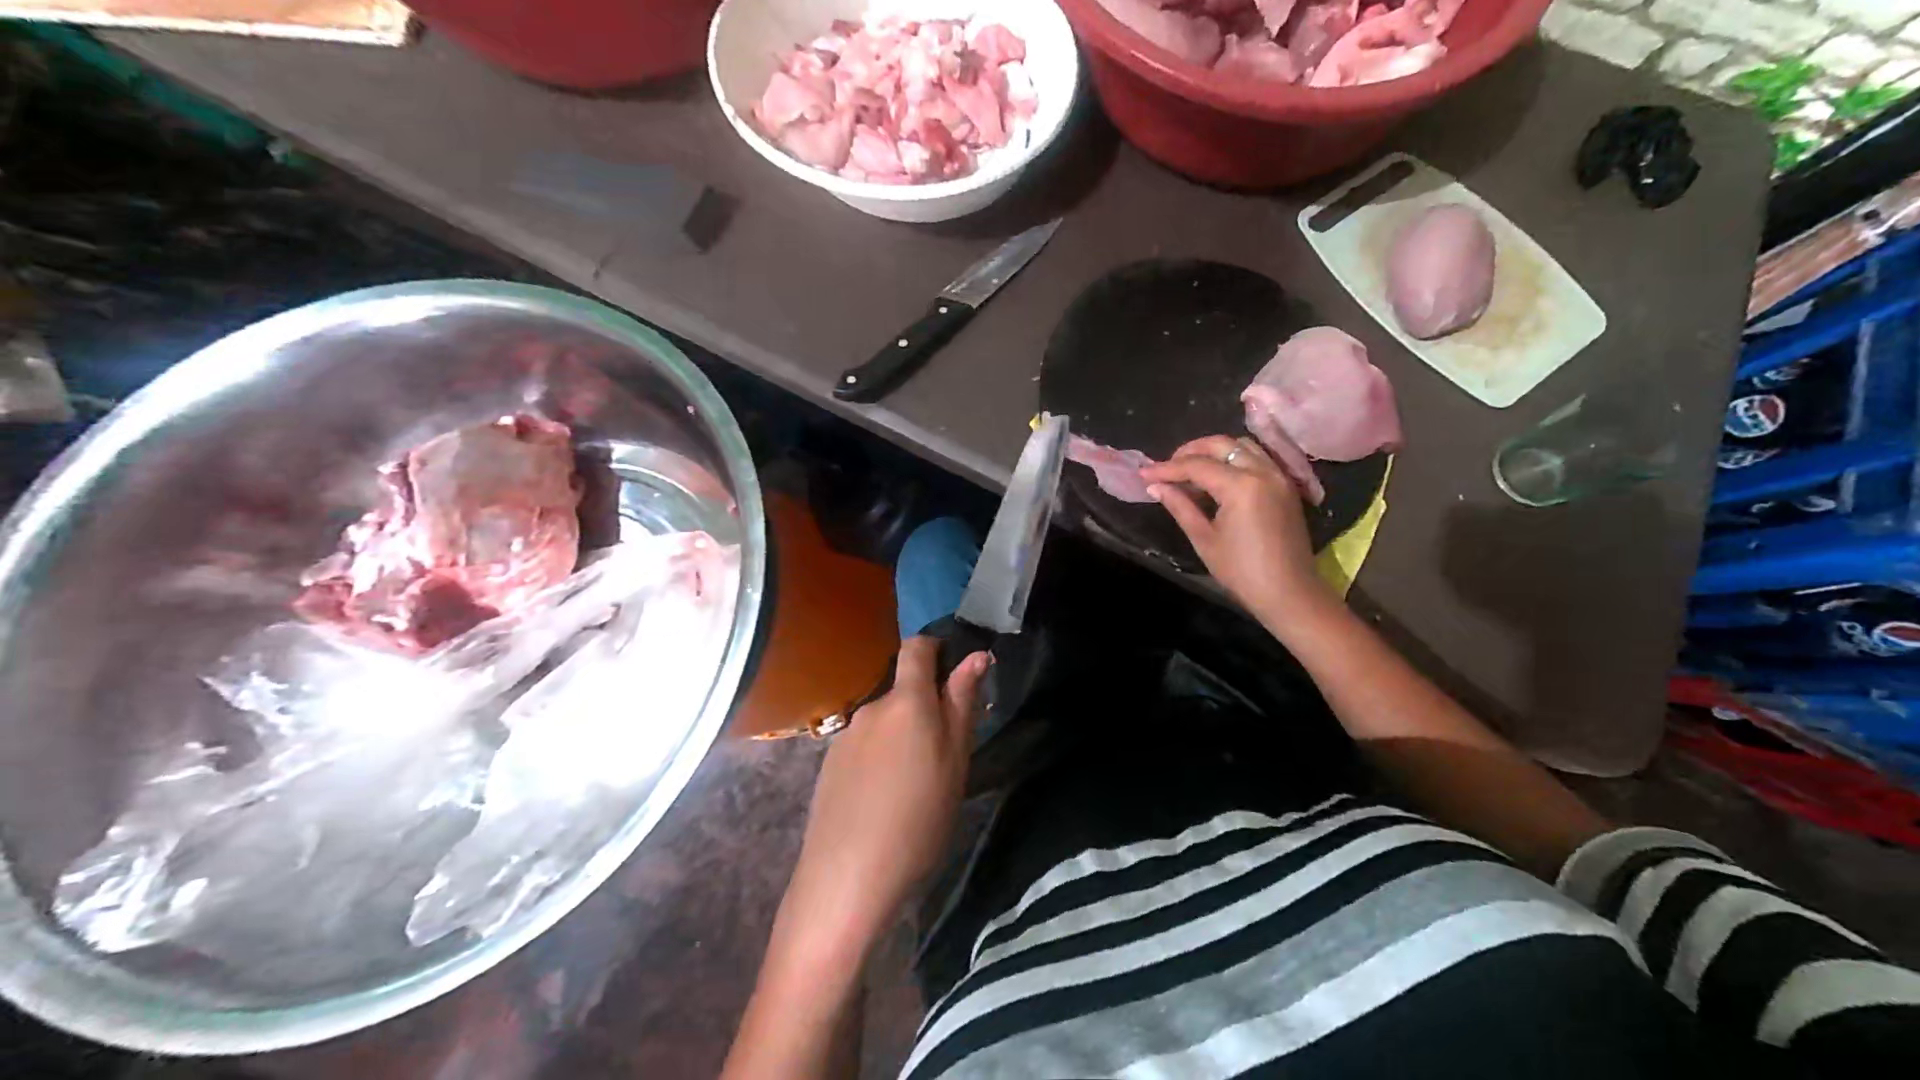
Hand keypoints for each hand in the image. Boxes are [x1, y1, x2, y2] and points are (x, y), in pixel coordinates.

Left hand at [772, 637, 990, 969]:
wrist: (848, 877)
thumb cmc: (919, 818)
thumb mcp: (955, 761)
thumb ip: (962, 703)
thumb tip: (977, 655)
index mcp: (906, 701)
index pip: (916, 648)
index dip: (936, 649)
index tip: (954, 673)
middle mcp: (871, 708)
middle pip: (901, 690)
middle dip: (924, 707)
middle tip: (945, 752)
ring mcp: (845, 736)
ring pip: (884, 722)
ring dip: (902, 737)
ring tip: (914, 785)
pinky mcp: (829, 764)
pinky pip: (864, 746)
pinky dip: (880, 759)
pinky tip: (884, 799)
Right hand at [1140, 435, 1335, 635]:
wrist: (1289, 593)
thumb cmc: (1242, 571)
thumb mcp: (1204, 539)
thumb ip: (1180, 506)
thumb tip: (1155, 487)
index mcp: (1241, 486)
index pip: (1196, 466)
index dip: (1166, 468)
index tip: (1143, 474)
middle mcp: (1262, 472)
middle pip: (1221, 445)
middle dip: (1190, 451)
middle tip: (1167, 467)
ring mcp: (1278, 476)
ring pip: (1242, 447)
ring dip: (1215, 451)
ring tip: (1192, 469)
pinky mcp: (1286, 486)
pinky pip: (1258, 458)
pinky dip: (1235, 459)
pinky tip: (1218, 476)